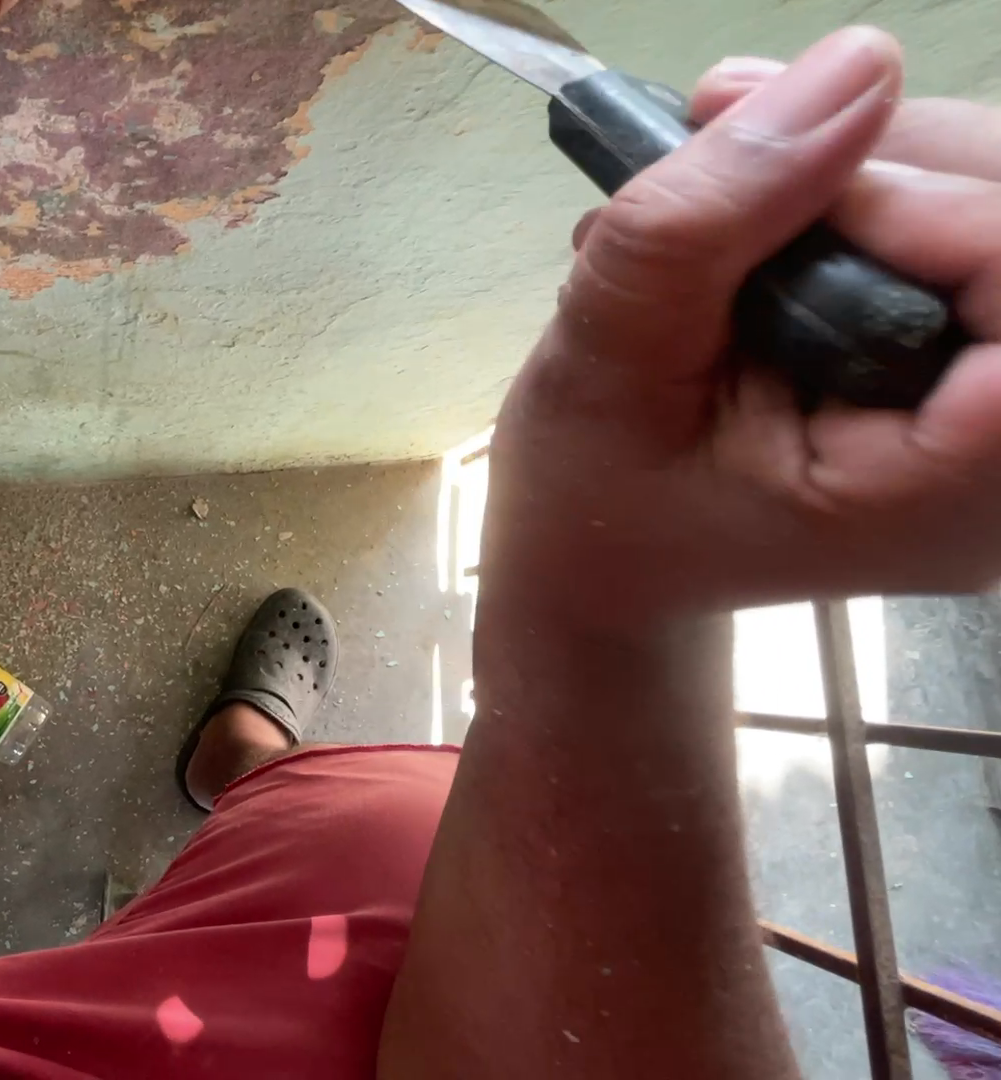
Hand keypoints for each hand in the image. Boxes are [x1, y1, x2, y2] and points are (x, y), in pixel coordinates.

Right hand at [481, 26, 1000, 630]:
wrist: (591, 563)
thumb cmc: (580, 505)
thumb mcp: (600, 377)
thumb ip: (690, 242)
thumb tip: (846, 65)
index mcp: (968, 484)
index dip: (926, 198)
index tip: (757, 171)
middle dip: (881, 164)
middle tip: (717, 130)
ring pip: (995, 213)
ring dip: (851, 175)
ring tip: (701, 190)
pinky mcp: (968, 377)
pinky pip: (955, 249)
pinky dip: (851, 207)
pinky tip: (747, 225)